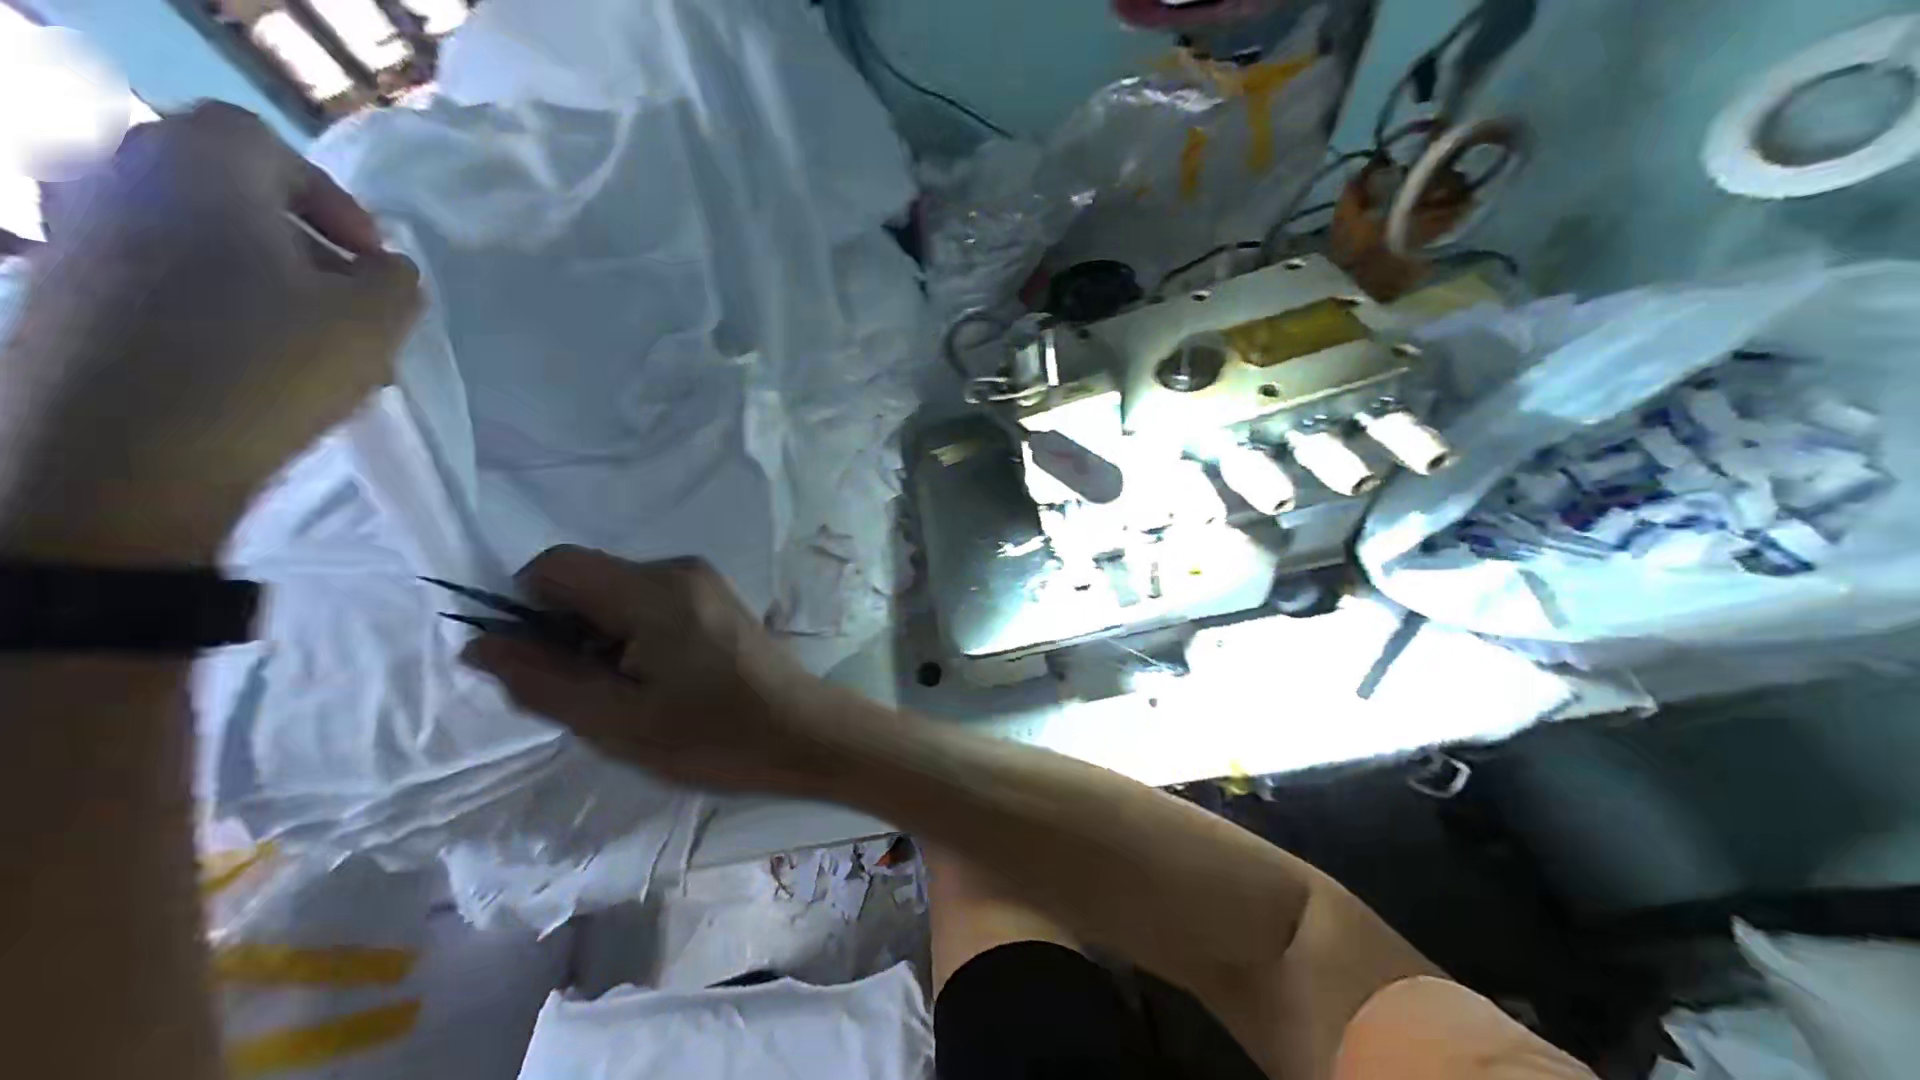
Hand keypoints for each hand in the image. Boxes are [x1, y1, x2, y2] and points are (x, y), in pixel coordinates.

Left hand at [0, 102, 419, 563]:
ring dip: (259, 279)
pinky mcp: (62, 297)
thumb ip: (398, 281)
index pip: (265, 144)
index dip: (330, 197)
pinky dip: (210, 306)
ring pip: (194, 239)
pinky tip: (248, 362)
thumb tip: (384, 270)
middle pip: (225, 191)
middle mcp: (121, 180)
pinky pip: (156, 280)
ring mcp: (78, 239)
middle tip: (345, 302)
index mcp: (197, 166)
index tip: (370, 260)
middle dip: (298, 242)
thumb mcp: (376, 321)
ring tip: (305, 342)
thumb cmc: (266, 363)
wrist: (123, 451)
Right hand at [461, 546, 845, 792]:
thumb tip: (480, 644)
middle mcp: (677, 568)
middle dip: (567, 627)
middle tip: (593, 688)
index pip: (555, 565)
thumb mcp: (618, 722)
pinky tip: (659, 675)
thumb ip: (544, 680)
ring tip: (631, 688)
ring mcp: (702, 578)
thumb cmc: (715, 735)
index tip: (543, 663)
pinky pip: (650, 598)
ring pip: (617, 590)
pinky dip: (634, 630)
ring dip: (602, 633)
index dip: (526, 609)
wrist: (804, 730)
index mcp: (653, 590)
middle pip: (587, 577)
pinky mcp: (716, 594)